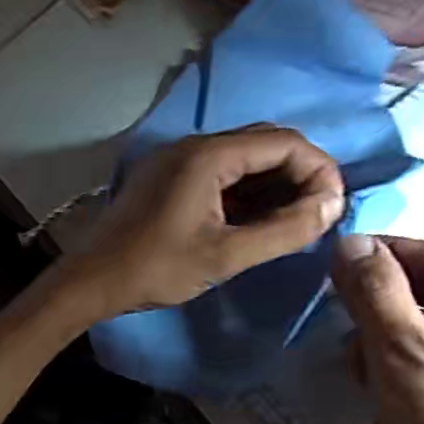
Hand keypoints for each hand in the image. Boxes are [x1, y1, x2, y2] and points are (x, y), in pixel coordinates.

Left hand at [60, 126, 345, 318]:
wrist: (90, 281)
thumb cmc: (155, 269)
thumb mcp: (225, 256)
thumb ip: (283, 231)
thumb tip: (332, 206)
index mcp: (209, 155)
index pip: (285, 142)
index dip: (319, 170)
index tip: (333, 207)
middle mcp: (193, 145)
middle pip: (265, 144)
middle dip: (298, 175)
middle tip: (315, 215)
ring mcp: (176, 160)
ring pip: (242, 159)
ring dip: (272, 185)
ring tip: (291, 223)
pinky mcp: (166, 179)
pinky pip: (218, 174)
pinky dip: (244, 192)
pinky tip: (255, 221)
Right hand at [328, 234, 423, 423]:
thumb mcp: (404, 354)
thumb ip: (375, 293)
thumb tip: (348, 243)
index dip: (387, 256)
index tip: (335, 262)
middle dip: (386, 310)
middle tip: (345, 329)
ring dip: (391, 341)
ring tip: (360, 368)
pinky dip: (408, 366)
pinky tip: (381, 387)